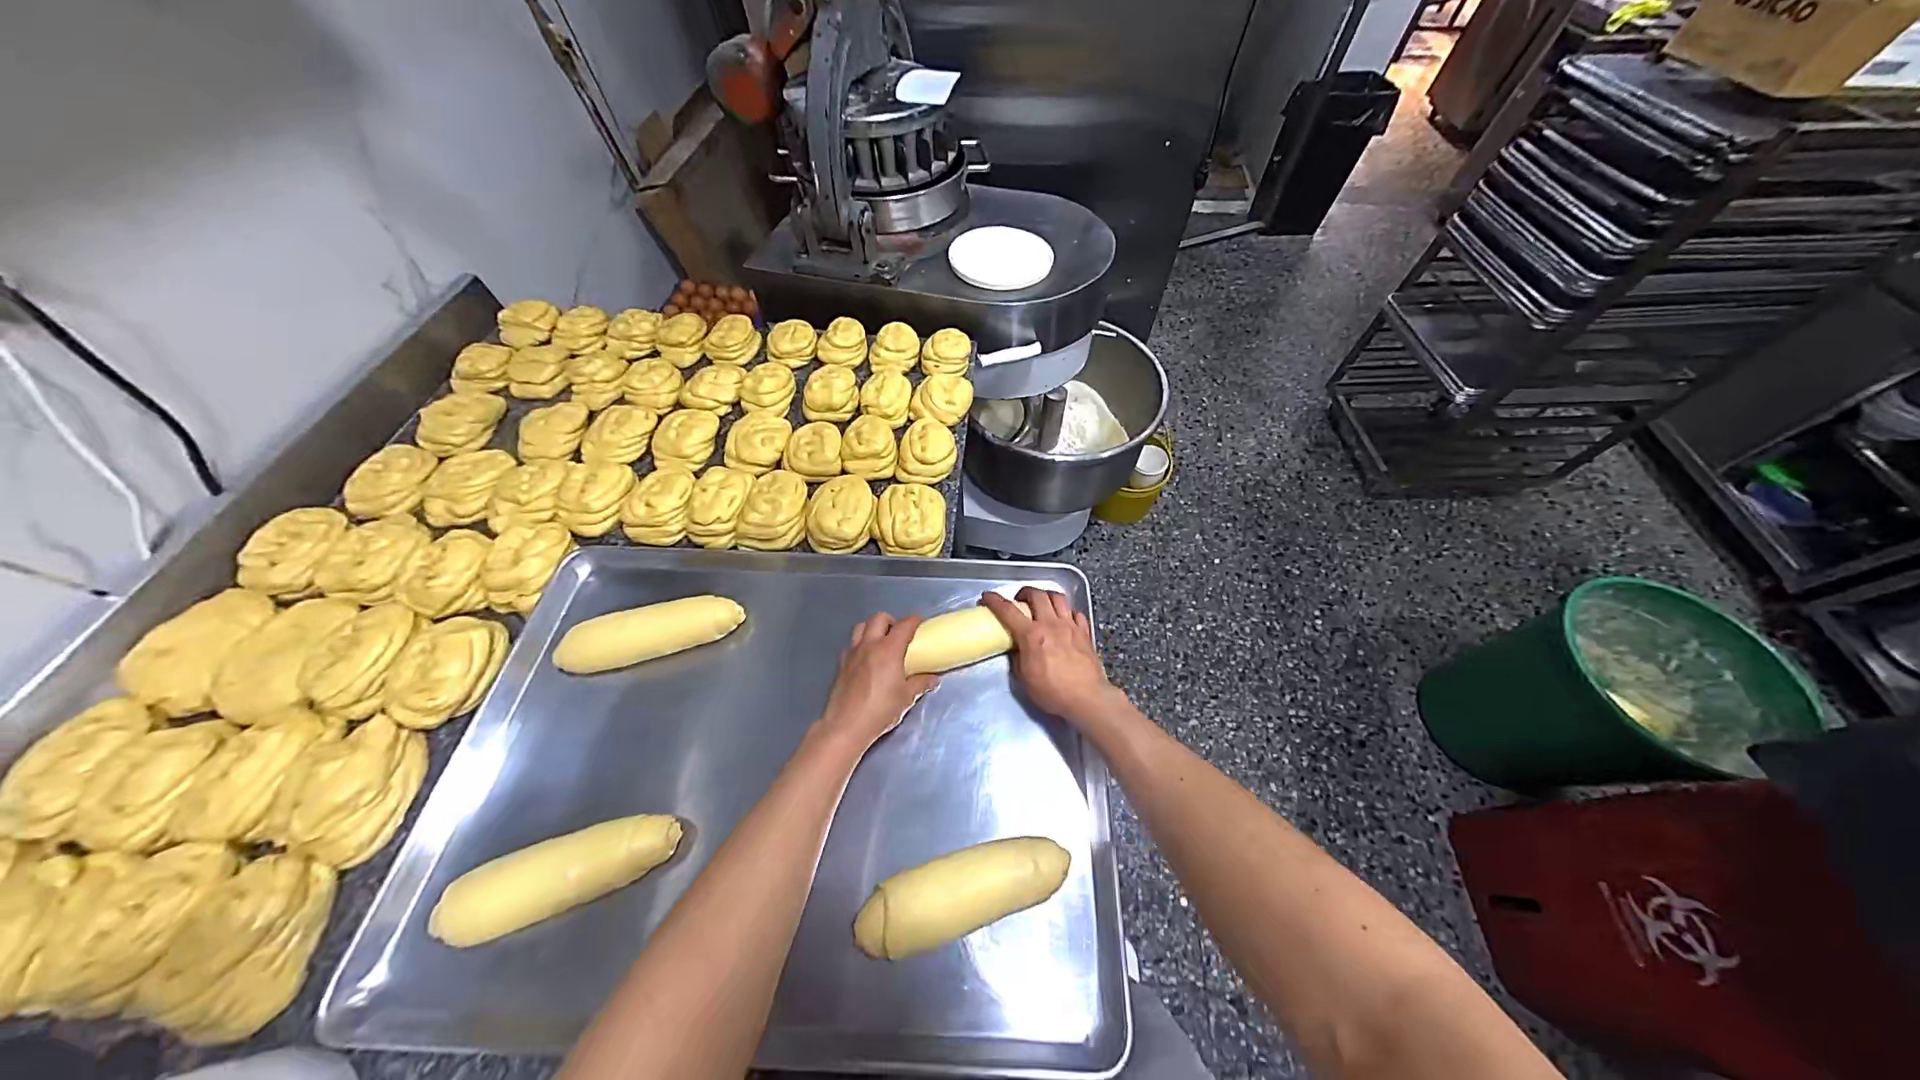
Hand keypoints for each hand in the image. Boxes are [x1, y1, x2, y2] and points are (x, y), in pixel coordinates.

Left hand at [816, 613, 937, 750]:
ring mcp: (852, 653)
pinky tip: (865, 659)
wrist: (846, 725)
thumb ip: (920, 683)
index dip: (914, 620)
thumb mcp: (906, 697)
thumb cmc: (880, 710)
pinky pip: (851, 644)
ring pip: (861, 626)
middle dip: (892, 621)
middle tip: (899, 634)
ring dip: (873, 628)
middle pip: (879, 618)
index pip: (904, 625)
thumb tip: (932, 678)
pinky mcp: (841, 664)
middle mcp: (869, 645)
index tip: (921, 623)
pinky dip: (860, 644)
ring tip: (881, 642)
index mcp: (888, 649)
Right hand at [981, 588, 1120, 723]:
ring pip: (1058, 597)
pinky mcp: (1085, 633)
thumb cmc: (1053, 692)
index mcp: (1032, 636)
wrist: (1087, 698)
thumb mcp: (1024, 679)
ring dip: (1045, 596)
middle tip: (1019, 600)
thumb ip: (1018, 658)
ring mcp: (1070, 626)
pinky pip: (1075, 613)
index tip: (987, 597)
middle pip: (1036, 595)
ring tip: (1041, 603)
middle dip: (1024, 593)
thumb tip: (1017, 648)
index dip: (995, 601)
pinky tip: (1064, 618)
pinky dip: (1067, 611)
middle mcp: (1051, 625)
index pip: (1009, 611)